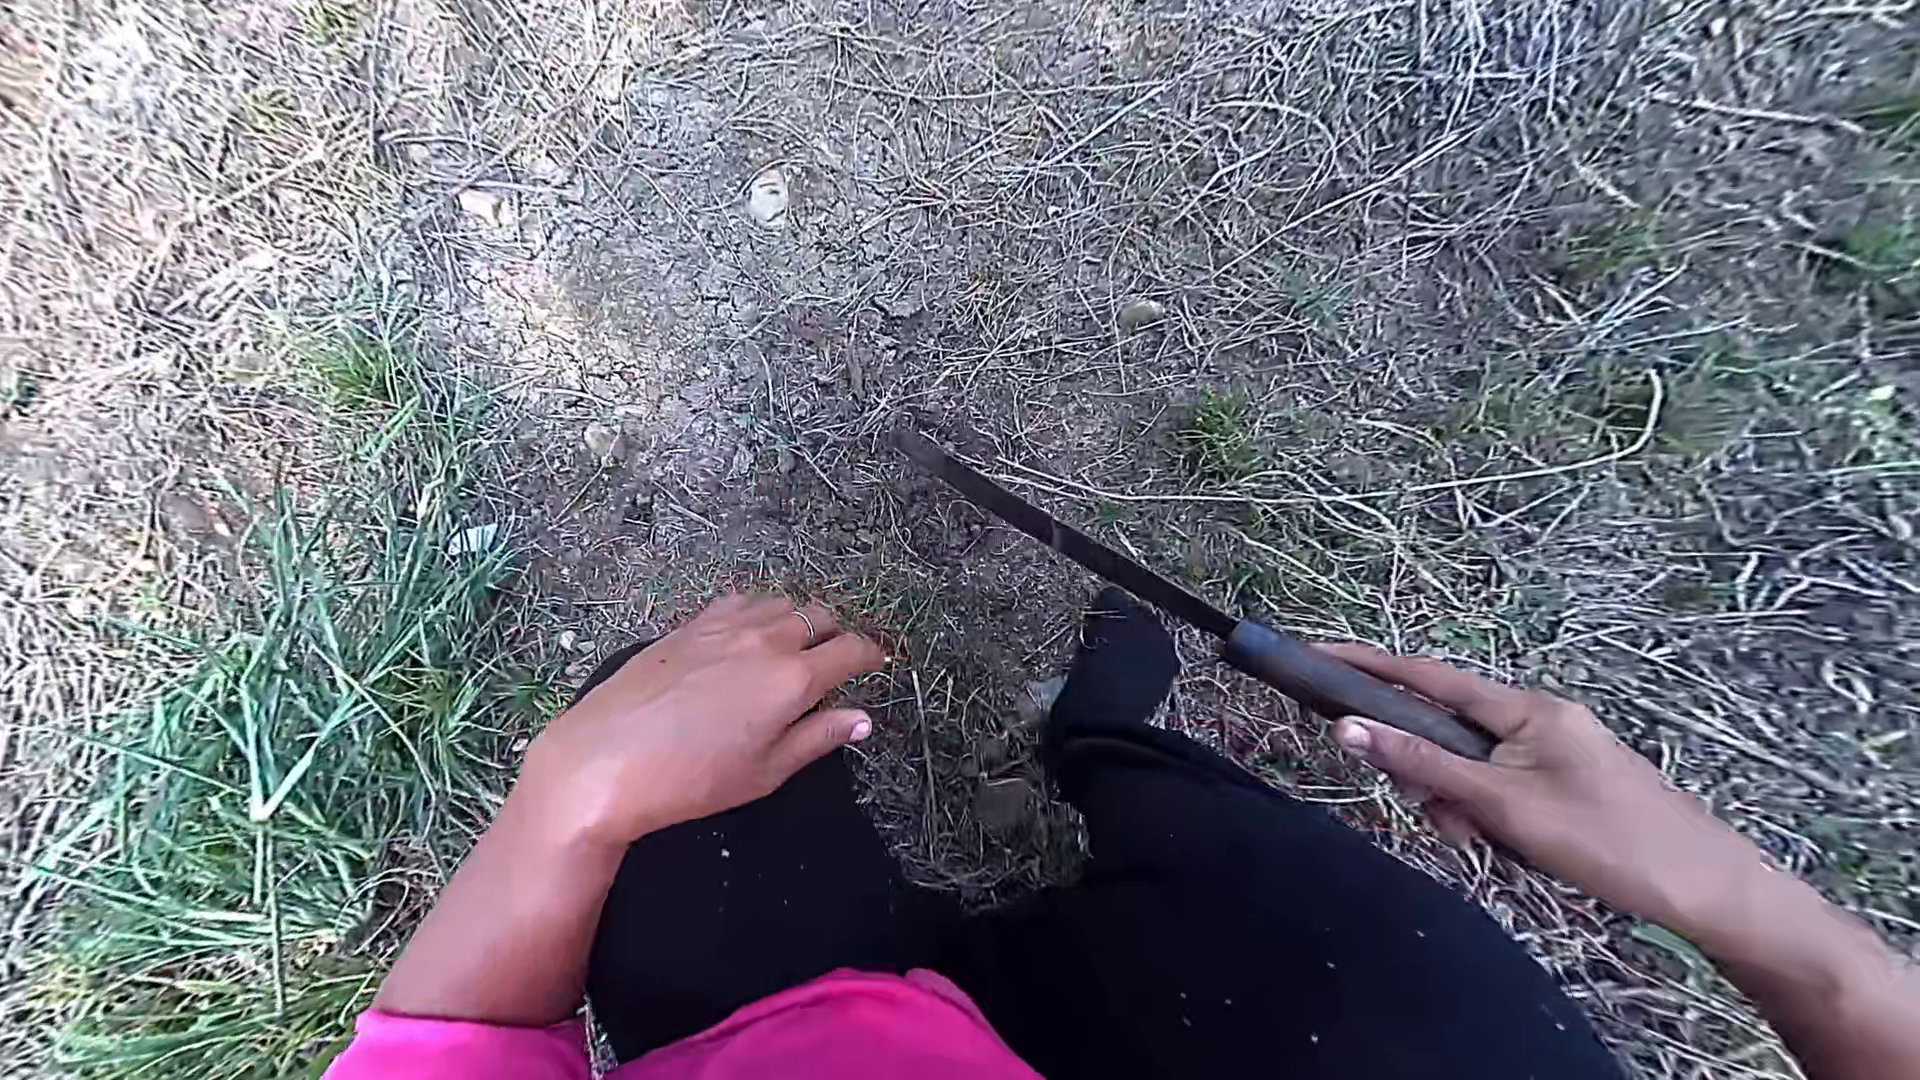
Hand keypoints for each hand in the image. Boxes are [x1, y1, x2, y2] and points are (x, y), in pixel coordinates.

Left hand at [510, 594, 885, 849]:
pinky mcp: (694, 621)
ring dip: (801, 619)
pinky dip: (762, 610)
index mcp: (794, 677)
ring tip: (794, 646)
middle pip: (823, 617)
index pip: (852, 650)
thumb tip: (862, 718)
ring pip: (785, 602)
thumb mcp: (766, 771)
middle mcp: (769, 639)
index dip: (872, 654)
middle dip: (838, 635)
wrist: (602, 761)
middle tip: (834, 660)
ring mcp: (729, 624)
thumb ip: (820, 736)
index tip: (875, 662)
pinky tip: (750, 632)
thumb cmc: (692, 779)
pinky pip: (744, 600)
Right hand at [1319, 644, 1772, 937]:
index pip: (1423, 674)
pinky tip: (1491, 837)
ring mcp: (1545, 746)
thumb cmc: (1610, 841)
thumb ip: (1417, 762)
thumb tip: (1343, 727)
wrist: (1728, 904)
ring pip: (1461, 756)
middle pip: (1439, 723)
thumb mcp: (1499, 802)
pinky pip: (1488, 777)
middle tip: (1422, 804)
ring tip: (1469, 835)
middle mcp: (1530, 716)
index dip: (1365, 661)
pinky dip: (1475, 803)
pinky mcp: (1555, 776)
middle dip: (1418, 764)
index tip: (1317, 652)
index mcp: (1521, 707)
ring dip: (1448, 793)